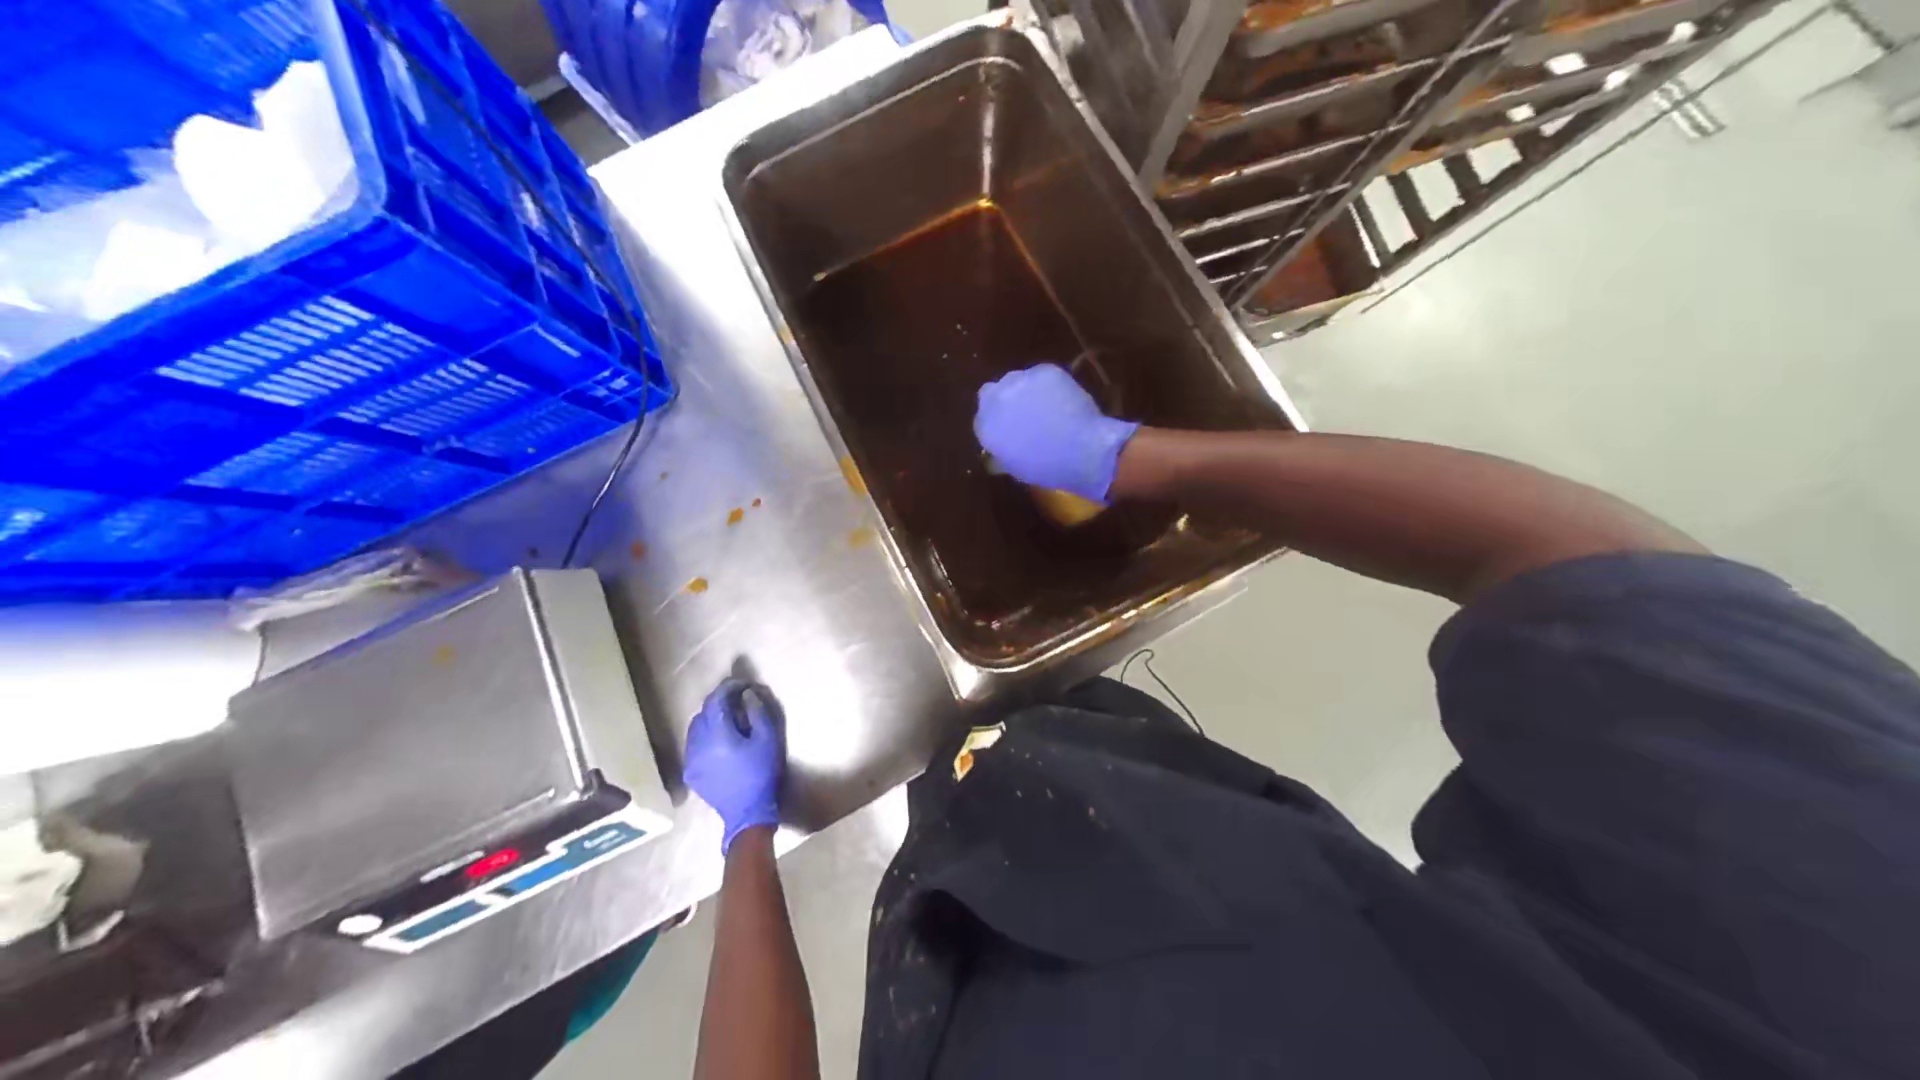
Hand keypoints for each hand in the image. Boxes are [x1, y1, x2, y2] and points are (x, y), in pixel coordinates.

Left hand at [685, 678, 784, 854]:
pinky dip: (705, 735)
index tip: (744, 685)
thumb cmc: (762, 774)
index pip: (717, 700)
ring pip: (696, 727)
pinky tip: (719, 740)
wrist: (748, 814)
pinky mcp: (690, 772)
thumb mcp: (768, 739)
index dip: (729, 687)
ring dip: (711, 717)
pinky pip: (694, 744)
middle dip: (720, 701)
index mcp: (718, 734)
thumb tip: (747, 694)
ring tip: (729, 718)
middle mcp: (698, 743)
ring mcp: (690, 759)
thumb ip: (757, 712)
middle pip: (705, 711)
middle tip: (739, 699)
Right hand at [974, 363, 1139, 501]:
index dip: (996, 423)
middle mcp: (997, 398)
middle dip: (1004, 401)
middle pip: (992, 393)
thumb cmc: (1047, 467)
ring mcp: (1021, 380)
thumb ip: (1000, 453)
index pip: (981, 418)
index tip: (1008, 430)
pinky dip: (1047, 385)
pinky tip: (1060, 400)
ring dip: (1024, 391)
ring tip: (1044, 406)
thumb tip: (996, 451)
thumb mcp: (1014, 468)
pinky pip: (1040, 376)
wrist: (1084, 450)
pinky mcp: (1045, 371)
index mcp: (986, 425)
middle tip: (1023, 414)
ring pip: (1016, 381)